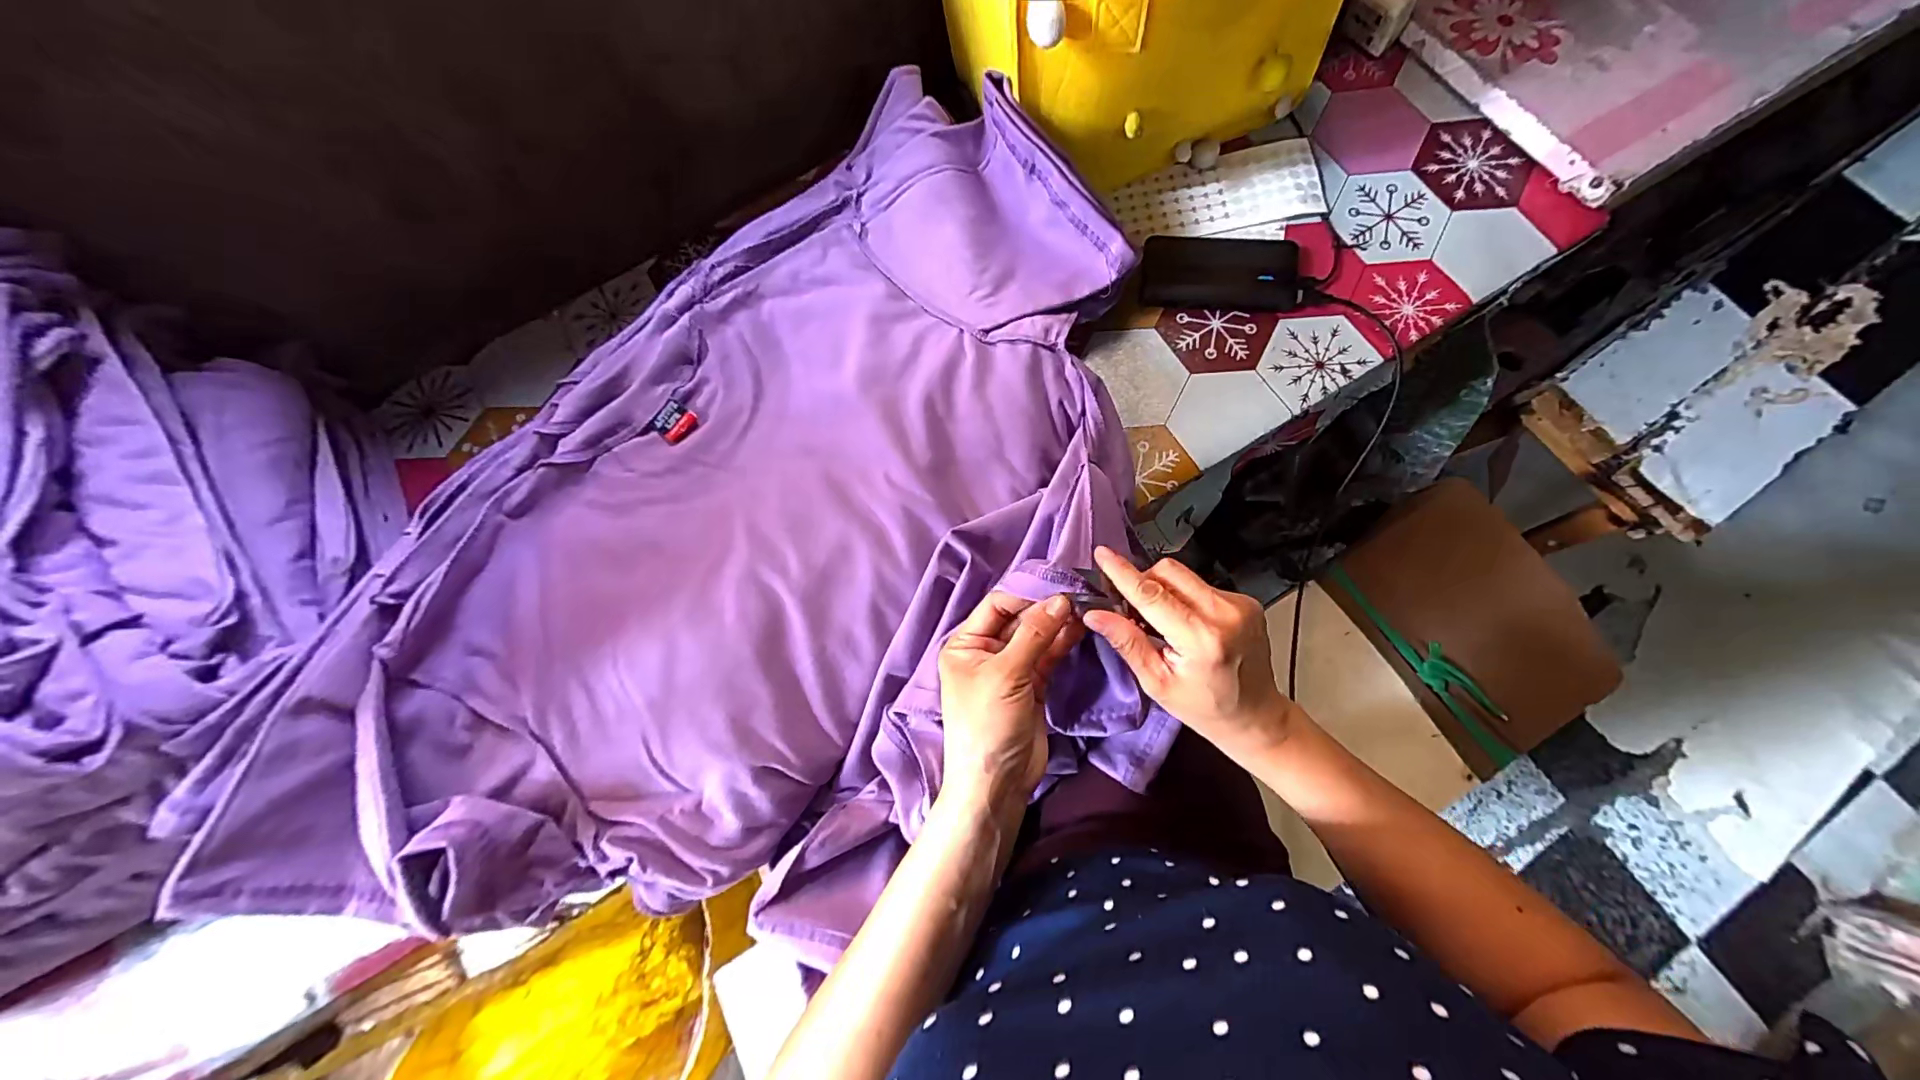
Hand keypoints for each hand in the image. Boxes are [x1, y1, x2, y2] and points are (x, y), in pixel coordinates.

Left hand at [937, 592, 1082, 811]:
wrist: (996, 782)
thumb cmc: (987, 724)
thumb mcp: (1006, 674)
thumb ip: (1034, 634)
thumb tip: (1061, 600)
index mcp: (965, 644)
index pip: (997, 605)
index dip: (1027, 597)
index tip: (1059, 592)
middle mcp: (985, 651)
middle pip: (1020, 619)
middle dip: (1047, 609)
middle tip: (1080, 597)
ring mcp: (1010, 668)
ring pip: (1037, 637)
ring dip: (1059, 625)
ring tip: (1087, 610)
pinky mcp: (1032, 685)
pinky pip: (1048, 656)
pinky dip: (1063, 644)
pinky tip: (1082, 629)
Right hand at [1082, 546, 1296, 752]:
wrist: (1256, 715)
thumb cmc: (1205, 707)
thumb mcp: (1157, 683)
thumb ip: (1127, 642)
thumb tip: (1095, 614)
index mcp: (1202, 639)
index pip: (1151, 595)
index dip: (1122, 573)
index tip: (1103, 555)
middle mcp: (1225, 614)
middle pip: (1168, 572)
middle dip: (1143, 583)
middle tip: (1132, 612)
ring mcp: (1240, 605)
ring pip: (1183, 575)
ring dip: (1163, 590)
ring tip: (1162, 623)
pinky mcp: (1245, 601)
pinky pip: (1200, 584)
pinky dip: (1183, 597)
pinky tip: (1185, 624)